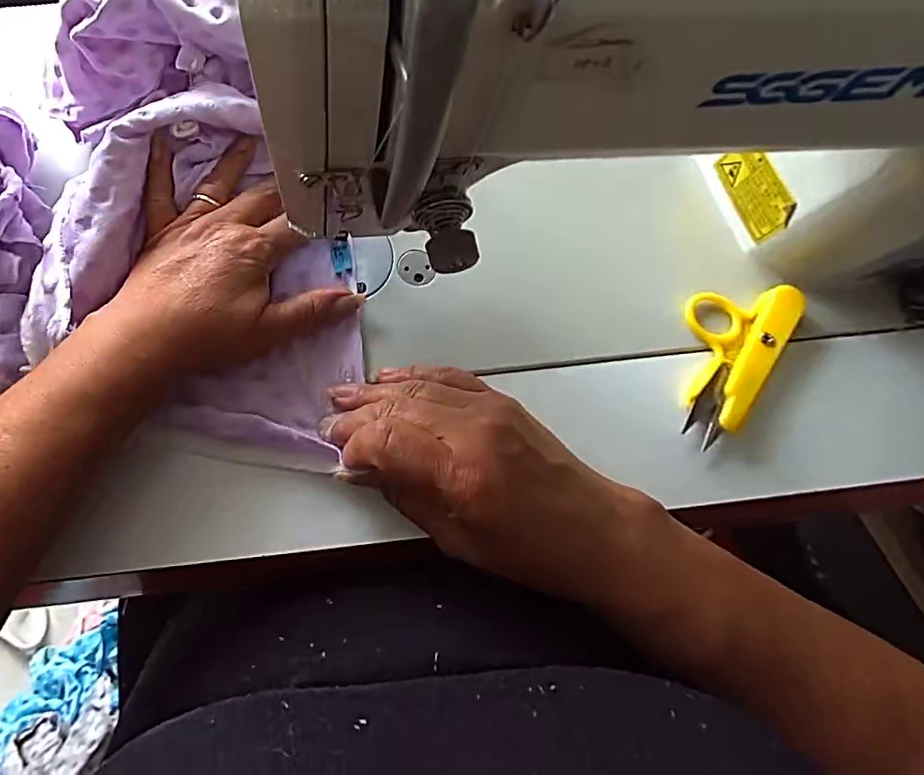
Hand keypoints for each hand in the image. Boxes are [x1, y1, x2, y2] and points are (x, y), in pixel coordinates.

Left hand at [92, 133, 362, 378]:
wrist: (143, 339)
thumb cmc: (204, 337)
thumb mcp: (267, 332)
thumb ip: (311, 311)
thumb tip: (352, 298)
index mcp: (254, 249)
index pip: (295, 226)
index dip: (316, 217)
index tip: (331, 205)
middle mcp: (226, 227)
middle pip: (263, 198)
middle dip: (286, 186)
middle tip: (301, 169)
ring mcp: (191, 224)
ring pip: (220, 183)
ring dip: (236, 161)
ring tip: (249, 140)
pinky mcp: (161, 230)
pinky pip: (160, 191)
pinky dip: (160, 166)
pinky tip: (160, 142)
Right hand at [321, 365, 672, 607]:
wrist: (593, 528)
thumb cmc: (532, 548)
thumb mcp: (457, 539)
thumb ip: (406, 495)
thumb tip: (366, 470)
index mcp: (464, 471)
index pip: (390, 439)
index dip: (357, 444)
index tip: (342, 457)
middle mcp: (475, 429)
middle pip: (399, 406)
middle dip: (358, 414)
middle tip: (330, 421)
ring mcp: (489, 408)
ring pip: (417, 387)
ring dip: (377, 391)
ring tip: (345, 395)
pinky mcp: (499, 399)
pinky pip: (446, 376)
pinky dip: (413, 375)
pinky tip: (390, 379)